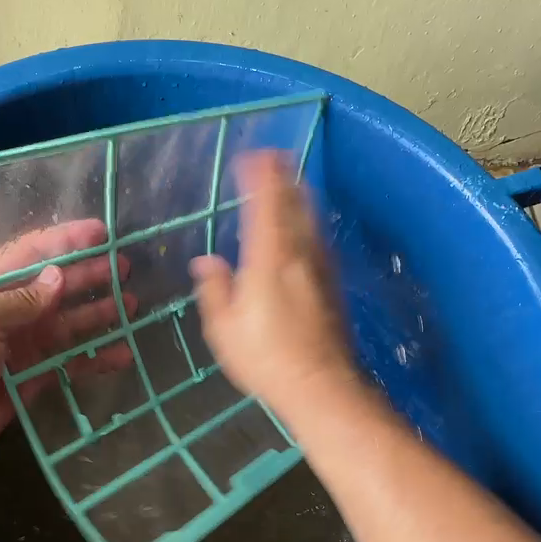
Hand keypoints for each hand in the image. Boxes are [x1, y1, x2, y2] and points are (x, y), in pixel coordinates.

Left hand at [0, 220, 129, 464]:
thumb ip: (22, 301)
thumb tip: (59, 278)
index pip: (28, 255)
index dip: (65, 242)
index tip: (101, 232)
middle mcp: (2, 312)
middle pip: (53, 288)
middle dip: (88, 277)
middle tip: (127, 268)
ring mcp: (17, 347)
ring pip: (65, 325)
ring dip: (96, 315)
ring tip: (131, 305)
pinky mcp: (29, 378)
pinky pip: (67, 363)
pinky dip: (93, 359)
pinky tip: (121, 355)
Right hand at [189, 152, 359, 410]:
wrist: (320, 385)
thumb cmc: (266, 358)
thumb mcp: (225, 328)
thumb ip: (215, 289)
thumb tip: (207, 262)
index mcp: (269, 258)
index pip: (266, 203)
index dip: (259, 175)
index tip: (253, 156)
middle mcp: (299, 254)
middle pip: (296, 203)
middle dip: (284, 177)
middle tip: (275, 158)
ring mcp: (321, 268)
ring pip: (312, 220)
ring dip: (300, 196)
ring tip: (291, 184)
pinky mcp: (334, 285)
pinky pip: (319, 240)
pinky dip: (309, 222)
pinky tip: (304, 229)